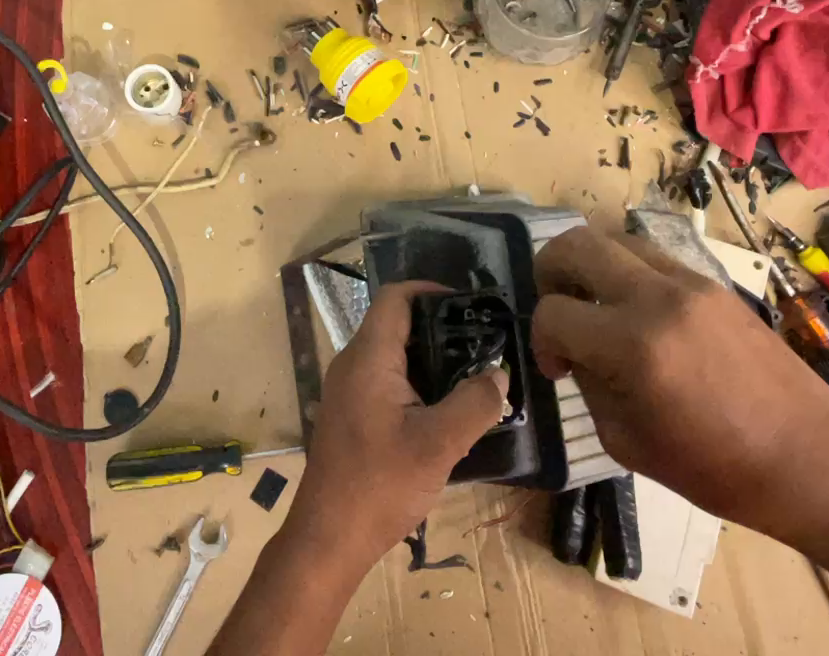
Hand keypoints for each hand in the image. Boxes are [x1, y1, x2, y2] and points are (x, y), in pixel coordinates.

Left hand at [283, 282, 506, 570]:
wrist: (329, 536)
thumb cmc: (380, 484)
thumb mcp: (438, 444)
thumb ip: (475, 404)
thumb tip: (499, 374)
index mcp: (368, 358)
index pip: (394, 298)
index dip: (430, 291)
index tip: (469, 305)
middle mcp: (352, 364)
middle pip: (395, 324)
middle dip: (439, 328)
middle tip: (483, 344)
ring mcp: (348, 390)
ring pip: (392, 355)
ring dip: (431, 360)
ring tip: (473, 375)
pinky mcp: (351, 414)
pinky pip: (386, 381)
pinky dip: (416, 383)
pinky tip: (447, 410)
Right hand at [530, 226, 828, 540]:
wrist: (816, 463)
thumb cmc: (717, 469)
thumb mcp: (626, 441)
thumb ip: (588, 385)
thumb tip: (574, 352)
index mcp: (633, 345)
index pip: (552, 313)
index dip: (541, 342)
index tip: (556, 369)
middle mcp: (658, 297)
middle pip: (575, 244)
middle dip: (548, 272)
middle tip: (556, 307)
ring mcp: (691, 283)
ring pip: (614, 238)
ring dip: (588, 264)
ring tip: (593, 303)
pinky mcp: (715, 284)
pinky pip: (652, 256)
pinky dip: (627, 272)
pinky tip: (636, 312)